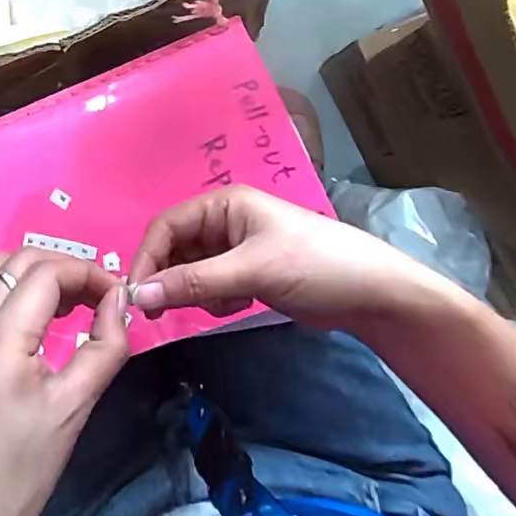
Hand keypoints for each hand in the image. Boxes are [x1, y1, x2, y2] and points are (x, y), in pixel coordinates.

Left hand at [0, 249, 127, 515]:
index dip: (87, 272)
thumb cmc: (23, 474)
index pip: (44, 273)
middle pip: (17, 261)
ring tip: (74, 303)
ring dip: (37, 274)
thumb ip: (104, 349)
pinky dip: (17, 291)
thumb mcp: (74, 410)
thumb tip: (120, 303)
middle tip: (99, 295)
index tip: (117, 295)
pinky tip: (43, 318)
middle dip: (64, 266)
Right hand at [129, 185, 463, 331]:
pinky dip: (213, 299)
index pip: (166, 226)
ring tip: (219, 306)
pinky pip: (209, 285)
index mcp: (223, 205)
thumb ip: (193, 282)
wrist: (380, 298)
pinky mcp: (246, 273)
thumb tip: (138, 295)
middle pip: (175, 248)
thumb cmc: (316, 266)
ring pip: (190, 270)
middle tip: (157, 310)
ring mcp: (235, 248)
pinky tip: (238, 307)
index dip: (147, 257)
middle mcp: (223, 222)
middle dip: (168, 278)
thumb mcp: (251, 271)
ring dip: (194, 291)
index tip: (135, 292)